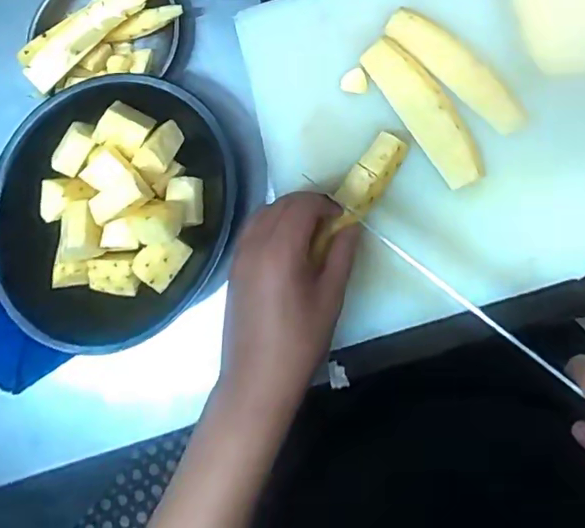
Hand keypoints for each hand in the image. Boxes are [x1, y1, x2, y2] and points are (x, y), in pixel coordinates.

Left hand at [215, 191, 359, 419]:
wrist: (256, 380)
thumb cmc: (299, 342)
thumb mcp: (330, 298)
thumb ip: (341, 255)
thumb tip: (351, 225)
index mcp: (280, 249)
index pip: (303, 205)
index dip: (325, 204)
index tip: (342, 218)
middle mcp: (255, 242)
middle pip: (282, 203)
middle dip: (308, 204)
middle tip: (330, 224)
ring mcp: (240, 252)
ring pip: (264, 211)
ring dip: (288, 211)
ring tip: (310, 233)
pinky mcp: (233, 264)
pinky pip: (252, 227)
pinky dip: (270, 223)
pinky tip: (286, 245)